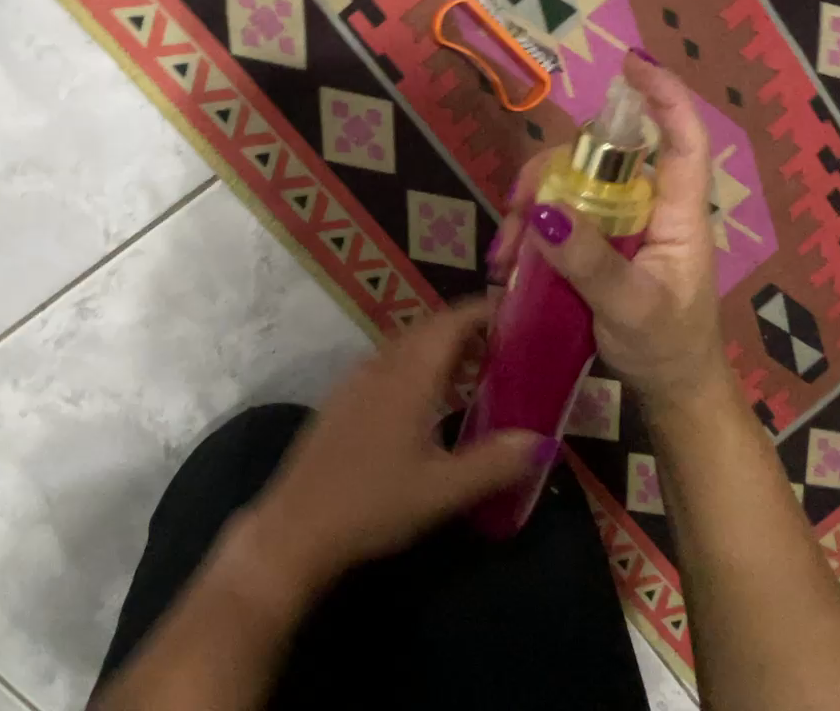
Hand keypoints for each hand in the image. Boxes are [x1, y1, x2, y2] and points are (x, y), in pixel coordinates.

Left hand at [237, 302, 552, 592]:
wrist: (296, 526)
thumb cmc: (373, 504)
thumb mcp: (442, 490)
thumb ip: (495, 463)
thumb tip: (542, 440)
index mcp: (407, 377)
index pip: (449, 322)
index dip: (482, 312)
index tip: (516, 315)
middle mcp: (379, 367)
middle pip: (427, 329)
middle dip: (467, 330)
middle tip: (506, 349)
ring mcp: (355, 382)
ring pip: (405, 347)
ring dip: (441, 350)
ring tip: (475, 373)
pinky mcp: (341, 401)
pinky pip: (387, 365)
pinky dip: (417, 367)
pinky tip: (428, 402)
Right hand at [490, 56, 726, 411]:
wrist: (667, 388)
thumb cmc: (667, 346)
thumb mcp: (631, 308)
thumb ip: (591, 264)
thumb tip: (543, 211)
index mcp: (677, 214)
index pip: (681, 140)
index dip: (663, 97)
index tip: (630, 65)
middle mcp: (647, 208)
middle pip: (600, 158)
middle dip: (550, 172)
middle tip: (515, 211)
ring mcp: (619, 226)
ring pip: (569, 186)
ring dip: (529, 209)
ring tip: (504, 254)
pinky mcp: (596, 245)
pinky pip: (557, 218)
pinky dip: (528, 233)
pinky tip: (508, 261)